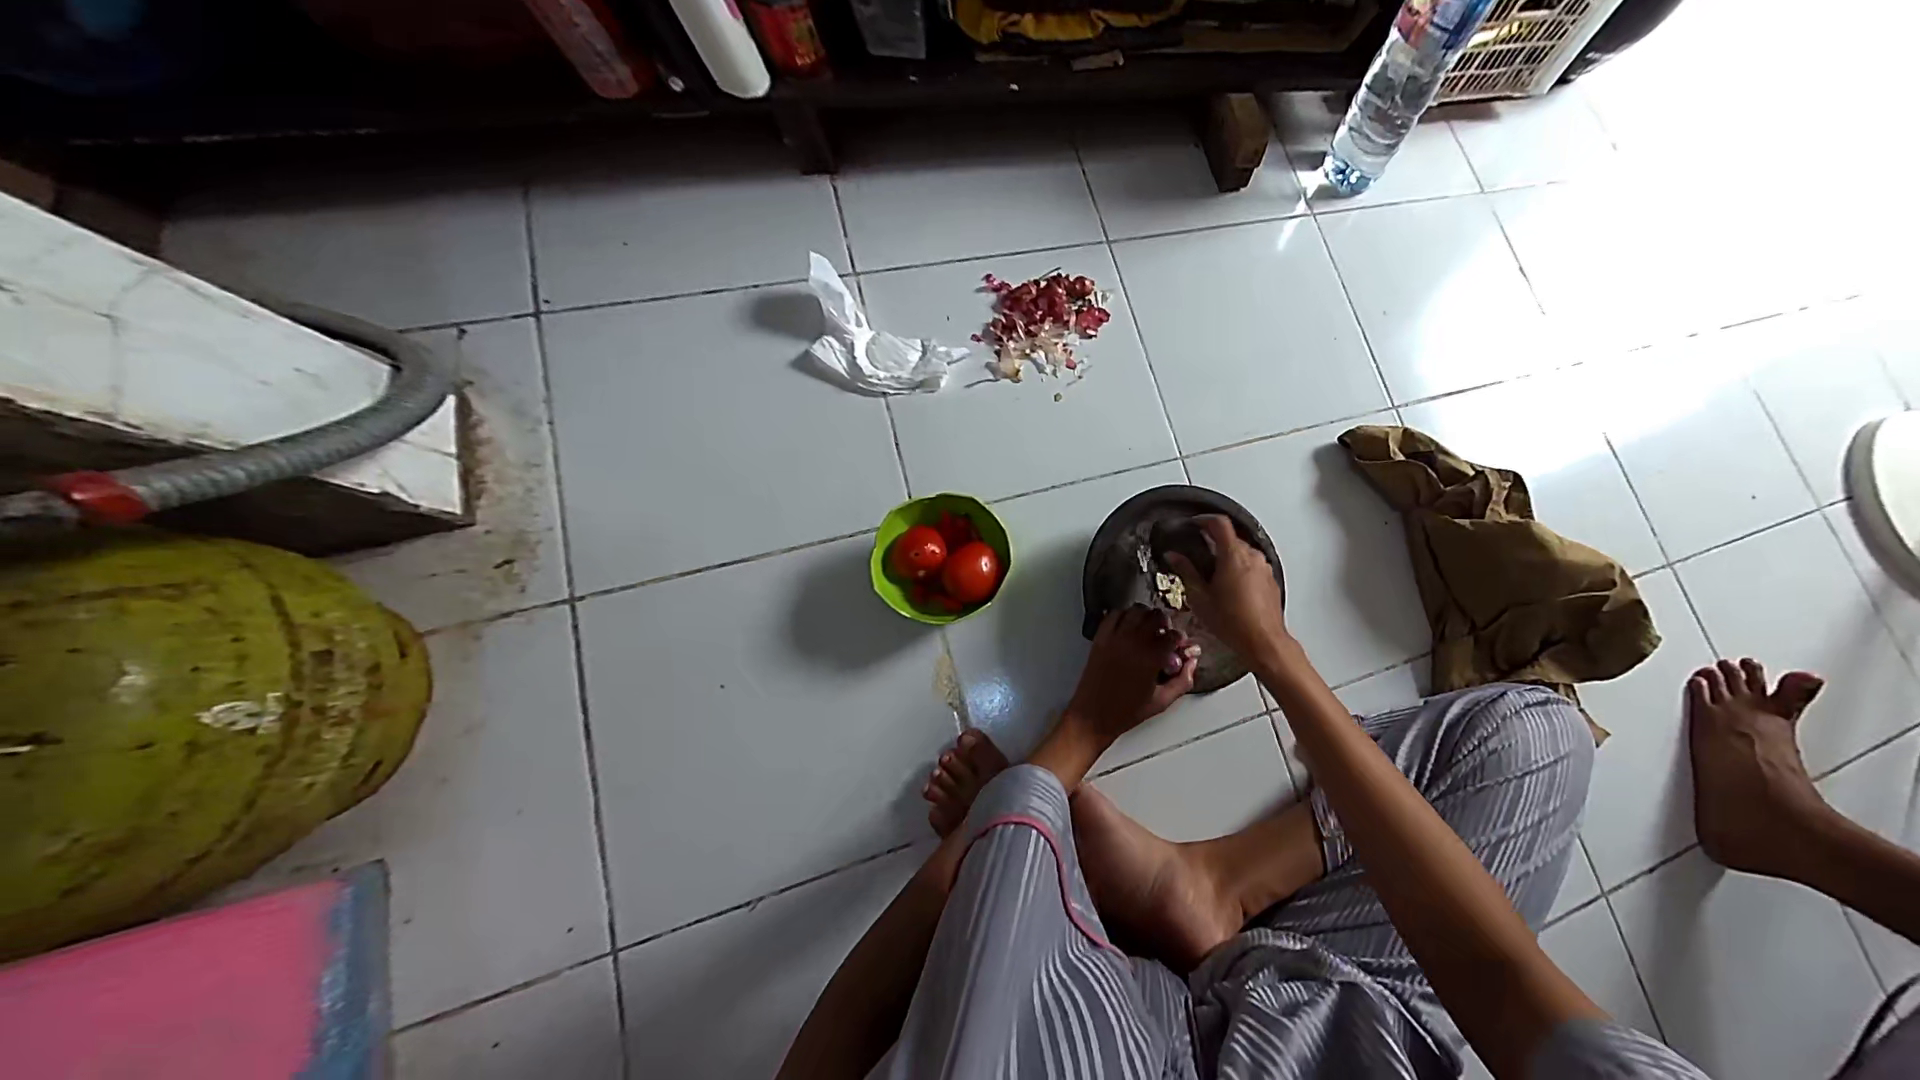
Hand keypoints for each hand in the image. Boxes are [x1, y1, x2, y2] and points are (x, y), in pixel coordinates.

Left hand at [1064, 605, 1198, 740]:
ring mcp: (1114, 638)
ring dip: (1145, 615)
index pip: (1173, 635)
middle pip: (1155, 616)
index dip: (1180, 638)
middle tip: (1166, 632)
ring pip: (1134, 610)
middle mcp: (1133, 643)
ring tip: (1148, 627)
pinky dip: (1123, 615)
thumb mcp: (1162, 701)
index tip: (1180, 645)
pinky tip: (1128, 625)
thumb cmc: (1125, 712)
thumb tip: (1191, 663)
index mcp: (1150, 658)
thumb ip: (1182, 681)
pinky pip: (1113, 616)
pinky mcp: (1100, 639)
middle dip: (1165, 622)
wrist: (1093, 715)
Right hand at [1164, 515, 1288, 666]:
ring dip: (1227, 556)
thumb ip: (1185, 571)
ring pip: (1242, 552)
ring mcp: (1264, 568)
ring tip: (1212, 574)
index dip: (1204, 519)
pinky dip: (1239, 568)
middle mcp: (1252, 557)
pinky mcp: (1270, 580)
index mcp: (1233, 556)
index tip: (1194, 523)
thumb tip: (1174, 556)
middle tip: (1198, 553)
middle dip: (1214, 541)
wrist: (1263, 641)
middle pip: (1231, 537)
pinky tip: (1228, 587)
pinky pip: (1252, 565)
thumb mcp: (1199, 596)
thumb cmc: (1232, 622)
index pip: (1219, 523)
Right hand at [1688, 657, 1832, 878]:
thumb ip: (1704, 814)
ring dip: (1746, 680)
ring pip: (1749, 694)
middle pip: (1721, 698)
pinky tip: (1802, 677)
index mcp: (1700, 741)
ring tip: (1745, 666)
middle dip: (1719, 682)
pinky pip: (1787, 703)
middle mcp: (1726, 729)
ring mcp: (1759, 731)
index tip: (1695, 680)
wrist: (1791, 833)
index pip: (1695, 708)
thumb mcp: (1707, 821)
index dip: (1696, 692)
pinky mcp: (1788, 739)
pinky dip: (1792, 689)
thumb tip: (1704, 833)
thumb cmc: (1742, 825)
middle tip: (1717, 668)